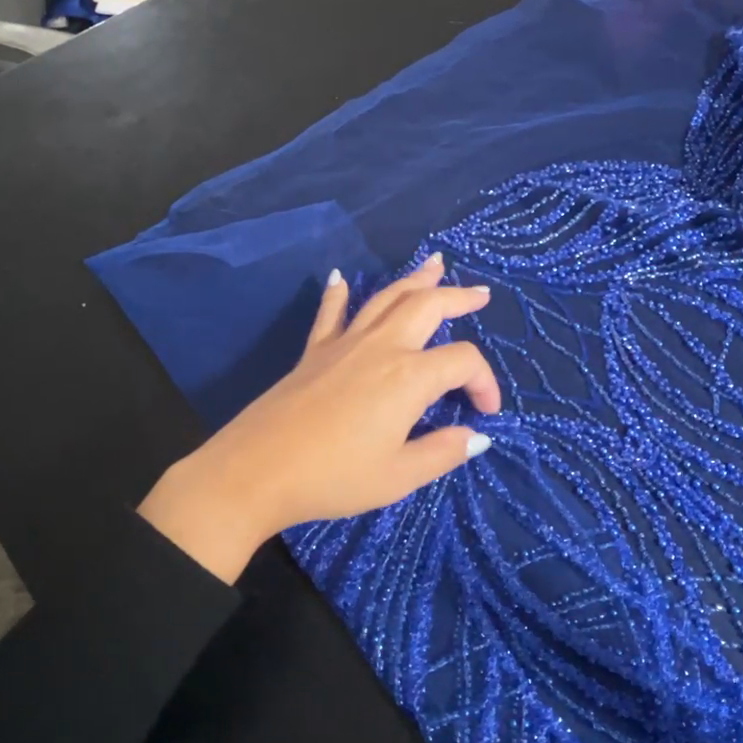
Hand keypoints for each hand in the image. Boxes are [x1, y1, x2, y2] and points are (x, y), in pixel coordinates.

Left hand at [138, 253, 501, 582]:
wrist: (257, 471)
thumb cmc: (334, 478)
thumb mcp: (399, 477)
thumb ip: (443, 453)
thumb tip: (478, 437)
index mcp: (410, 378)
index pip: (463, 362)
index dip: (484, 382)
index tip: (485, 412)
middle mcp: (382, 348)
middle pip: (428, 306)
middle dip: (458, 297)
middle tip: (480, 294)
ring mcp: (345, 344)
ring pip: (386, 298)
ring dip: (414, 279)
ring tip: (435, 264)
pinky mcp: (314, 351)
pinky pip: (332, 312)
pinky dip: (340, 292)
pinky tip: (340, 277)